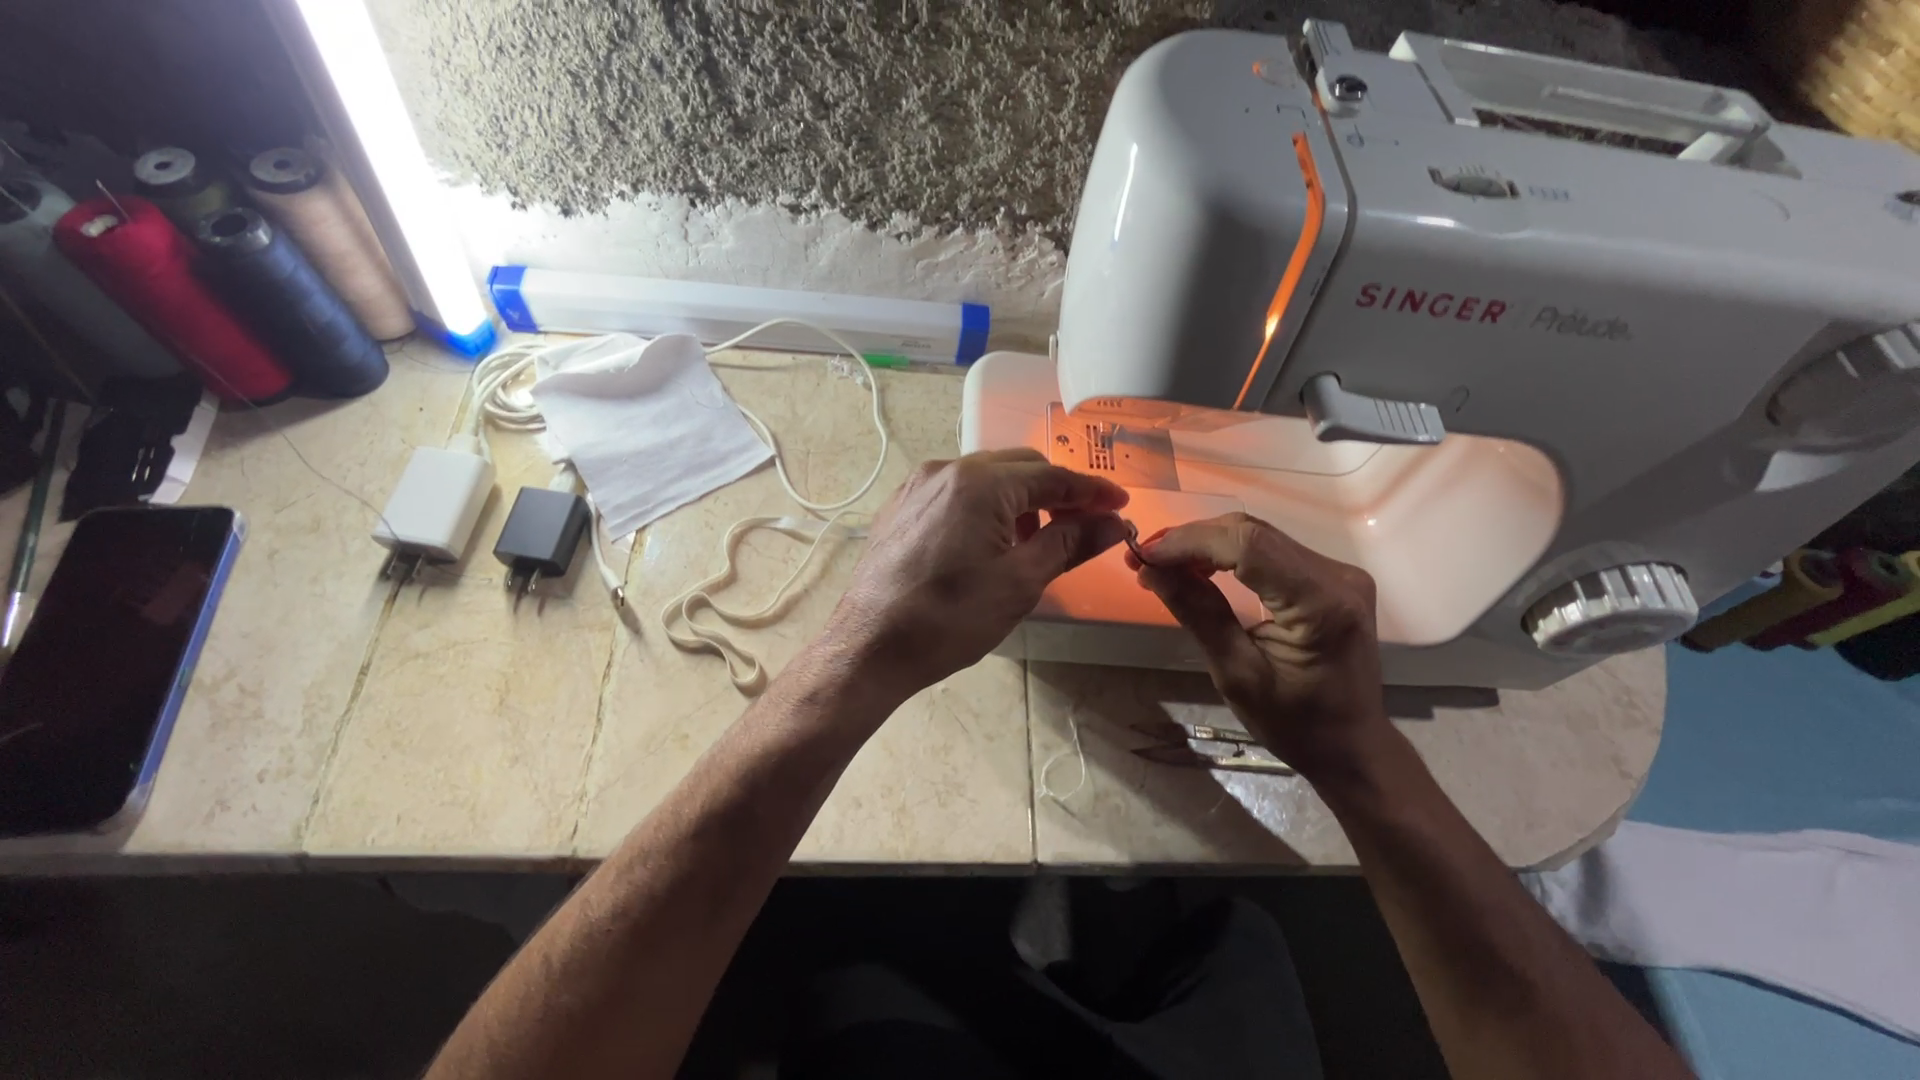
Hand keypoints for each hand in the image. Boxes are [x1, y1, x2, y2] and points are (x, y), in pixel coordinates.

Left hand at [824, 449, 1129, 699]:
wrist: (870, 647)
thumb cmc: (949, 619)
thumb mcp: (1019, 583)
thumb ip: (1069, 544)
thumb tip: (1113, 523)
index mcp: (980, 484)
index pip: (1052, 476)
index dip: (1092, 492)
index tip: (1121, 507)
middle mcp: (946, 470)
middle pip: (1019, 468)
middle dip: (1056, 493)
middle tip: (1085, 526)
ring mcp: (918, 486)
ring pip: (986, 477)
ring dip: (1020, 500)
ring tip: (1037, 540)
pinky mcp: (901, 506)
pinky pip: (956, 492)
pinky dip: (985, 506)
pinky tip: (991, 541)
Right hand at [1129, 512, 1389, 778]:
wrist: (1351, 746)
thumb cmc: (1294, 724)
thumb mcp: (1237, 675)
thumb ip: (1198, 614)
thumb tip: (1152, 570)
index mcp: (1320, 605)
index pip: (1248, 547)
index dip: (1190, 543)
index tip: (1144, 556)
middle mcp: (1338, 576)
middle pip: (1253, 533)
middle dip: (1192, 540)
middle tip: (1143, 559)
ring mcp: (1339, 573)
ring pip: (1259, 536)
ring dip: (1206, 544)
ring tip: (1162, 564)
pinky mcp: (1332, 577)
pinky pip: (1271, 551)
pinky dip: (1228, 554)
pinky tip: (1198, 568)